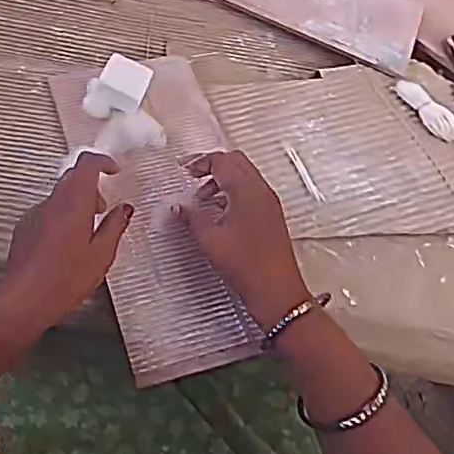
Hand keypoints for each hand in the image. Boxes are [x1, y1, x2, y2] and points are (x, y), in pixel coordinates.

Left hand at [0, 154, 132, 391]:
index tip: (113, 169)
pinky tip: (65, 247)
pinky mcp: (24, 227)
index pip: (86, 163)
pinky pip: (46, 213)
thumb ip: (114, 226)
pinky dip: (59, 219)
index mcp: (73, 202)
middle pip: (72, 178)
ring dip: (75, 205)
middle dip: (91, 188)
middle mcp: (52, 203)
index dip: (102, 161)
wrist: (25, 299)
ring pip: (59, 197)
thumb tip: (123, 209)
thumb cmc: (64, 279)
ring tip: (85, 235)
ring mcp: (34, 214)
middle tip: (102, 210)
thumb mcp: (101, 254)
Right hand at [174, 151, 309, 327]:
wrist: (277, 292)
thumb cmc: (247, 265)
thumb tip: (177, 207)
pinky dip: (233, 191)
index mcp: (247, 191)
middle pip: (236, 162)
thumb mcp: (210, 239)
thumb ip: (190, 217)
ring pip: (244, 175)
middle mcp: (261, 192)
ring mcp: (269, 203)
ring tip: (203, 198)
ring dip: (222, 179)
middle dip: (212, 165)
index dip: (200, 162)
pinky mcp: (271, 216)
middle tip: (193, 176)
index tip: (185, 169)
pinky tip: (219, 212)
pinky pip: (251, 190)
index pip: (222, 161)